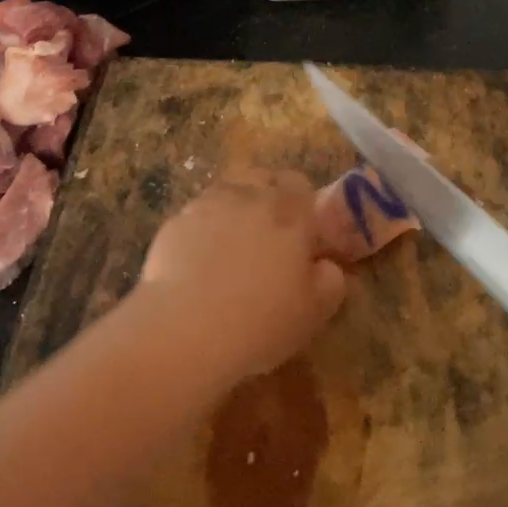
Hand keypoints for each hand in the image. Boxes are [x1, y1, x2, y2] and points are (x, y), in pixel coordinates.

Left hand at [138, 167, 347, 384]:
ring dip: (233, 207)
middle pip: (261, 177)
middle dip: (266, 196)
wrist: (188, 329)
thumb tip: (327, 265)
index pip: (300, 184)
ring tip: (231, 244)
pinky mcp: (175, 221)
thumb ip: (331, 280)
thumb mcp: (315, 312)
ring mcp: (208, 205)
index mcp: (291, 214)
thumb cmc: (262, 321)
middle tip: (267, 234)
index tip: (300, 231)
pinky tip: (199, 259)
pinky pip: (196, 214)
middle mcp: (250, 197)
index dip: (301, 202)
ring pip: (227, 191)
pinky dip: (202, 227)